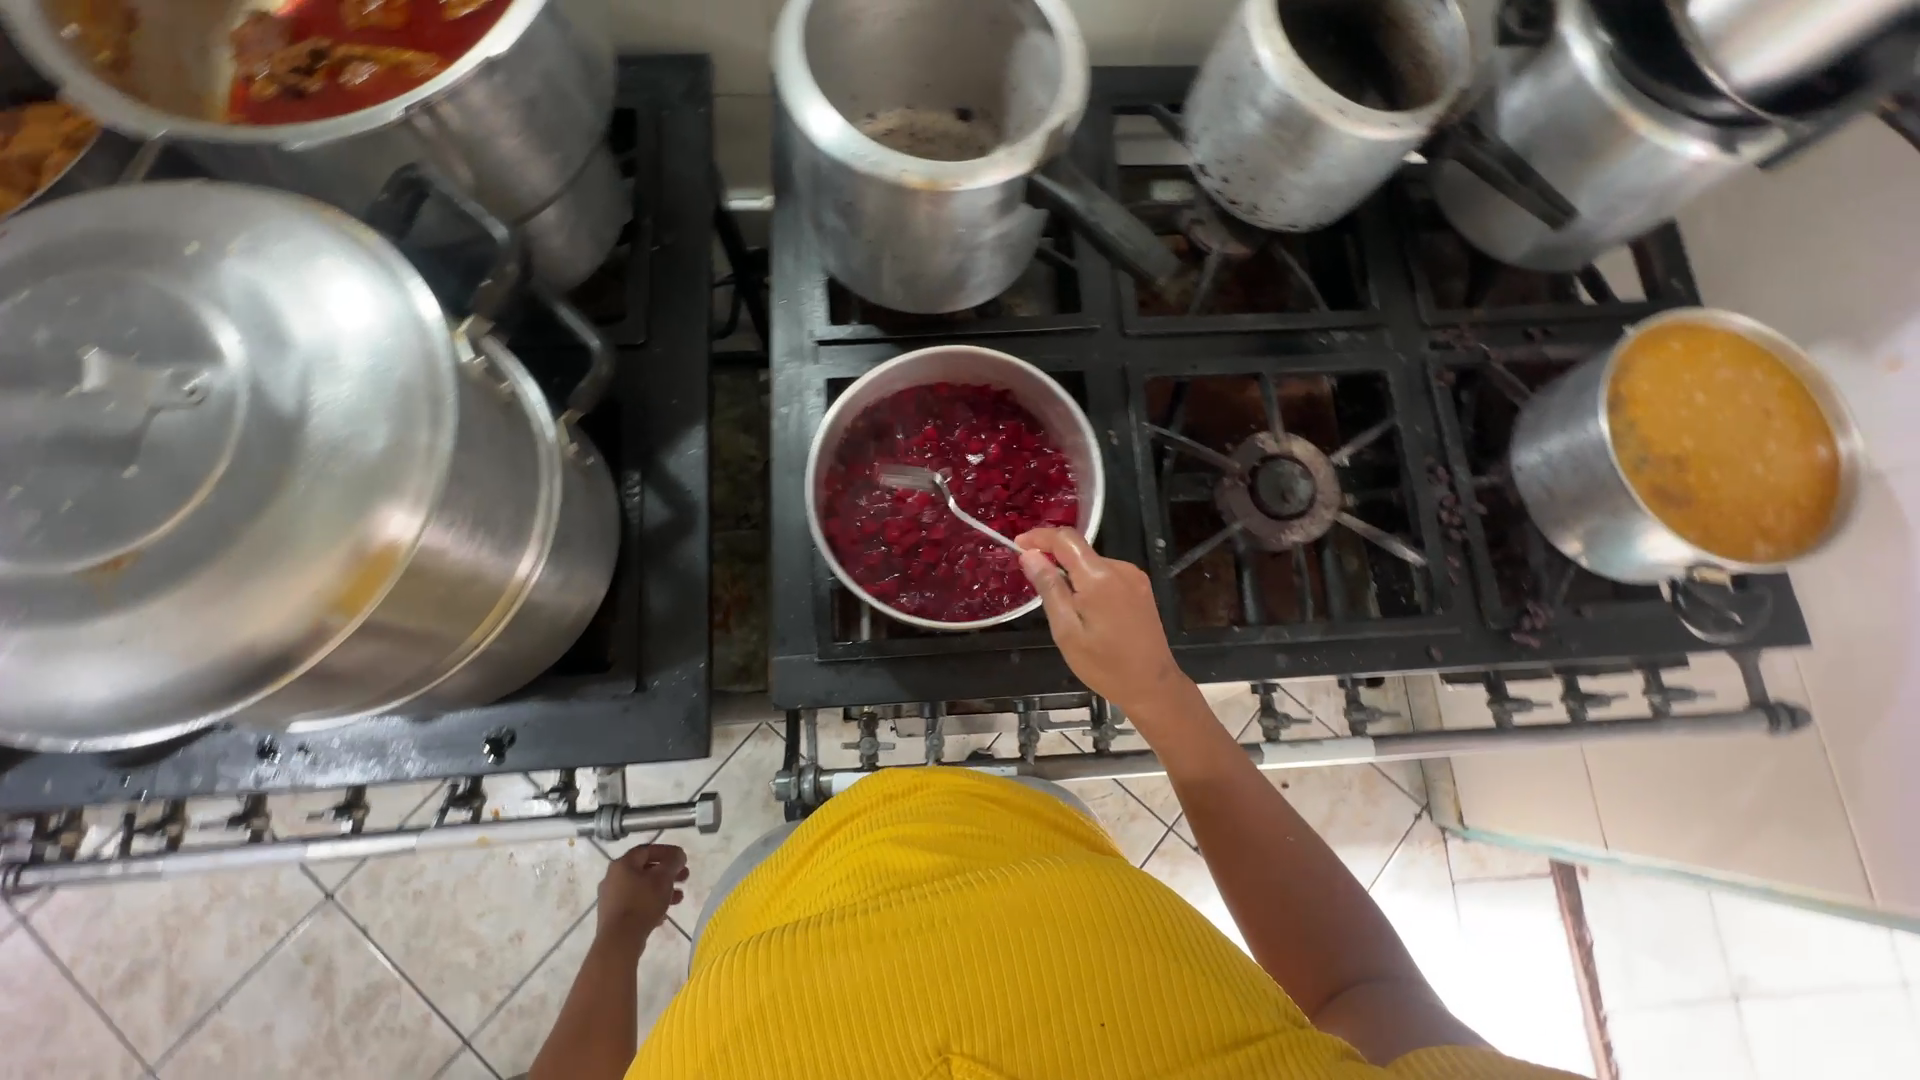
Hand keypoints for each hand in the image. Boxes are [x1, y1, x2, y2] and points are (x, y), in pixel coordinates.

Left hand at [596, 843, 687, 947]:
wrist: (619, 940)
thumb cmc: (642, 903)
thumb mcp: (663, 878)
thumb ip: (673, 862)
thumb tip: (678, 855)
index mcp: (623, 864)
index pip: (647, 850)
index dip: (667, 851)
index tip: (682, 859)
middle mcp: (613, 877)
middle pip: (645, 869)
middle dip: (667, 873)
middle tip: (684, 877)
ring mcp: (610, 898)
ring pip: (641, 888)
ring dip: (662, 890)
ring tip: (679, 898)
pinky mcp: (612, 916)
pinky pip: (635, 903)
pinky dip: (650, 904)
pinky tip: (663, 914)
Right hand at [1014, 528, 1200, 719]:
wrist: (1152, 685)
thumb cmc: (1104, 665)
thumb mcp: (1067, 631)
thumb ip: (1049, 588)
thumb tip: (1030, 555)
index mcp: (1099, 577)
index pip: (1065, 539)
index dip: (1039, 537)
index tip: (1019, 546)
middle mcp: (1120, 568)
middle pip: (1079, 551)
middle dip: (1054, 560)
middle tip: (1036, 587)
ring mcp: (1134, 577)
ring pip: (1092, 564)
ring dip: (1072, 575)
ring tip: (1063, 609)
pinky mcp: (1140, 588)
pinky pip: (1107, 575)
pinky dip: (1089, 583)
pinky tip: (1086, 611)